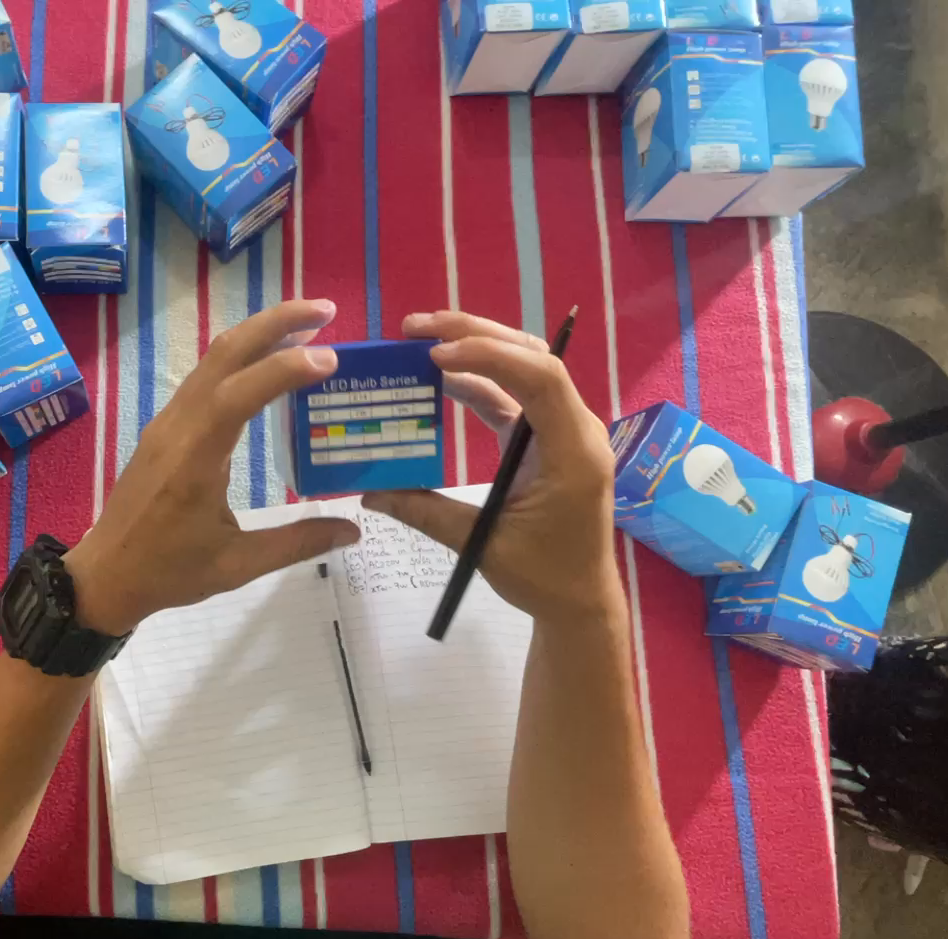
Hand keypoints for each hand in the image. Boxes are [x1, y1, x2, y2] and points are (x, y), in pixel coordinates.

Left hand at [66, 299, 361, 634]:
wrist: (105, 576)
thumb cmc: (167, 572)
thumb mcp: (236, 564)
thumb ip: (297, 543)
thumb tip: (353, 529)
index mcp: (194, 459)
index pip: (239, 394)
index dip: (284, 368)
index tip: (330, 356)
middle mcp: (177, 428)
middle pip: (223, 354)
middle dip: (274, 323)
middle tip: (326, 310)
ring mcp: (166, 424)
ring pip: (211, 361)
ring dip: (256, 336)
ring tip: (306, 327)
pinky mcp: (164, 429)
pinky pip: (203, 380)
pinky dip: (239, 360)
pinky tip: (265, 366)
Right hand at [363, 311, 621, 623]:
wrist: (579, 600)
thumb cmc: (542, 576)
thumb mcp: (481, 544)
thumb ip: (425, 512)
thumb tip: (368, 492)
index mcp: (572, 451)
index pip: (540, 378)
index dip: (488, 356)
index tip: (434, 356)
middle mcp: (573, 429)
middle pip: (531, 358)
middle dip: (474, 333)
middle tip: (416, 328)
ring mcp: (559, 431)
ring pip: (522, 370)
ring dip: (473, 348)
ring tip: (420, 341)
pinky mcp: (543, 440)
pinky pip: (511, 398)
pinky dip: (476, 382)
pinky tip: (439, 377)